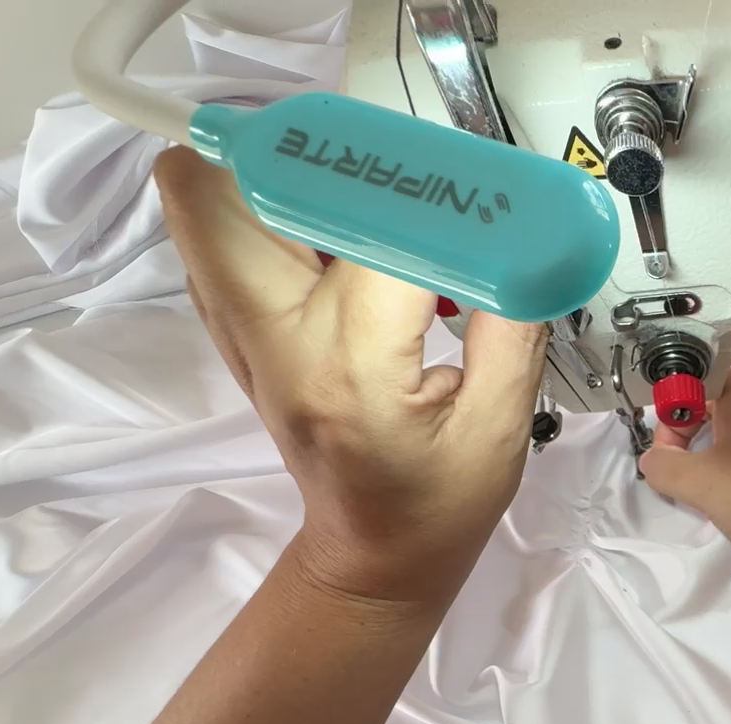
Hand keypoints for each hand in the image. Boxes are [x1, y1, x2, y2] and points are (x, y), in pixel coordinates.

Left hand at [154, 147, 546, 604]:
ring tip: (369, 210)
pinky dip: (276, 214)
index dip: (432, 199)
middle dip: (314, 161)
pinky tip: (344, 247)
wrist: (378, 555)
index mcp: (350, 367)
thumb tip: (523, 248)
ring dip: (287, 181)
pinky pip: (222, 237)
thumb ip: (513, 329)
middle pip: (232, 188)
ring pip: (208, 200)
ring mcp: (242, 337)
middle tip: (390, 183)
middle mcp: (274, 339)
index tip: (482, 199)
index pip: (371, 232)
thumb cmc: (444, 505)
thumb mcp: (503, 427)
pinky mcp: (238, 336)